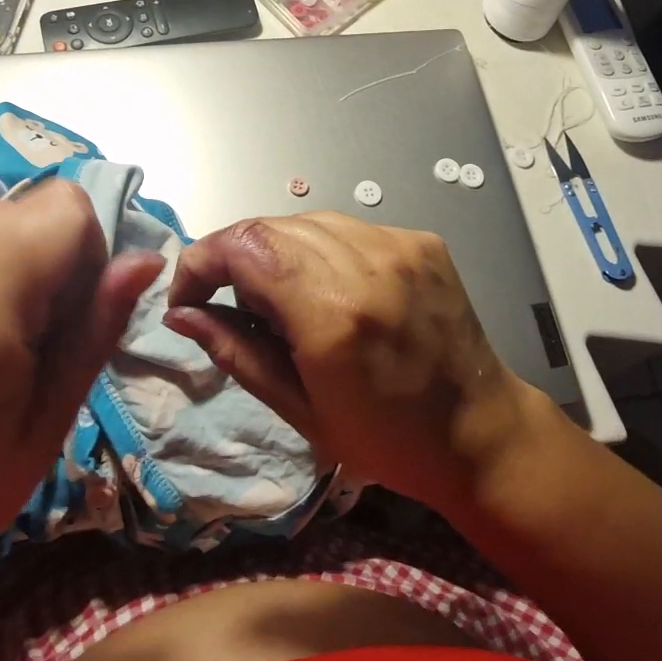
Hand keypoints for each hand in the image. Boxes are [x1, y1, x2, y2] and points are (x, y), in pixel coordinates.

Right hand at [163, 212, 537, 512]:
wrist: (480, 431)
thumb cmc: (387, 440)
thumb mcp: (301, 410)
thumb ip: (238, 352)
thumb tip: (181, 315)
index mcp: (335, 315)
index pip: (245, 246)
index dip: (201, 262)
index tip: (189, 298)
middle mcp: (369, 263)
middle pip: (271, 226)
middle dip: (234, 258)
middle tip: (230, 305)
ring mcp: (401, 245)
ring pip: (308, 221)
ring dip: (276, 252)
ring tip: (281, 302)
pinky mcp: (422, 240)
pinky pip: (349, 229)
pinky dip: (321, 251)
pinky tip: (329, 290)